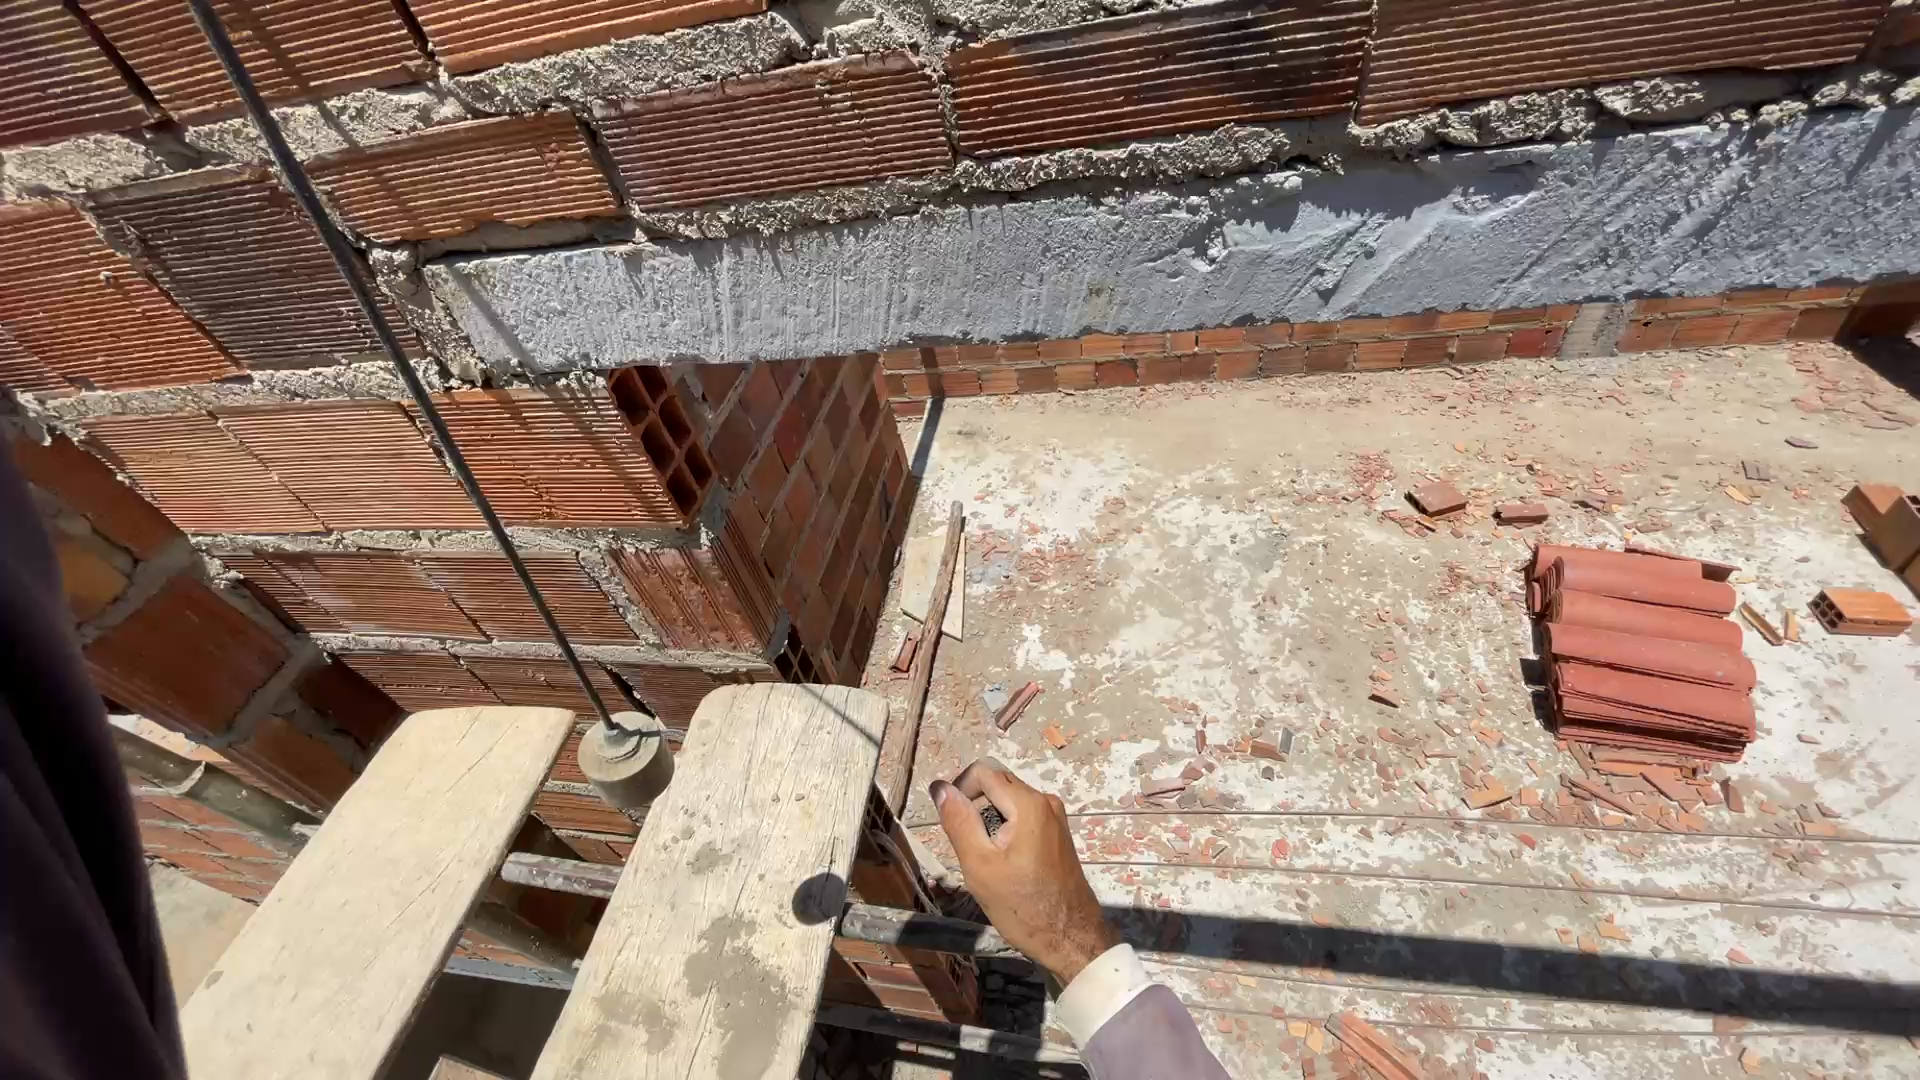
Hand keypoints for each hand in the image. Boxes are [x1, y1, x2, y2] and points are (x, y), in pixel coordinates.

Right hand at [931, 758, 1116, 984]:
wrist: (1071, 939)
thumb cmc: (1022, 906)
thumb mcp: (980, 865)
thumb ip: (959, 821)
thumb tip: (940, 787)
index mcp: (1028, 803)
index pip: (982, 773)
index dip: (960, 791)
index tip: (954, 825)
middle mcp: (1045, 800)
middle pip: (997, 784)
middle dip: (975, 806)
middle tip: (970, 847)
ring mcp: (1055, 816)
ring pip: (1009, 800)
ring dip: (990, 819)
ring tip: (987, 857)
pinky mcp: (1058, 831)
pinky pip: (1024, 814)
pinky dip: (1007, 827)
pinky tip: (1005, 860)